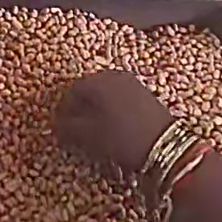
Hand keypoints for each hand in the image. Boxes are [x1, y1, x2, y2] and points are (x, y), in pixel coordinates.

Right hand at [54, 70, 172, 173]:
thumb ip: (68, 128)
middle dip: (80, 108)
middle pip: (90, 89)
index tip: (60, 127)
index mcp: (98, 81)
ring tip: (93, 131)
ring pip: (106, 94)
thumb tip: (55, 125)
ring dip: (96, 110)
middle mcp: (114, 76)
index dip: (64, 109)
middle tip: (75, 129)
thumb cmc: (122, 137)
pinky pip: (120, 98)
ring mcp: (132, 83)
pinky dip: (112, 110)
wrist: (166, 145)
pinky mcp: (145, 94)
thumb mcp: (90, 135)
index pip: (72, 90)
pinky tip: (113, 128)